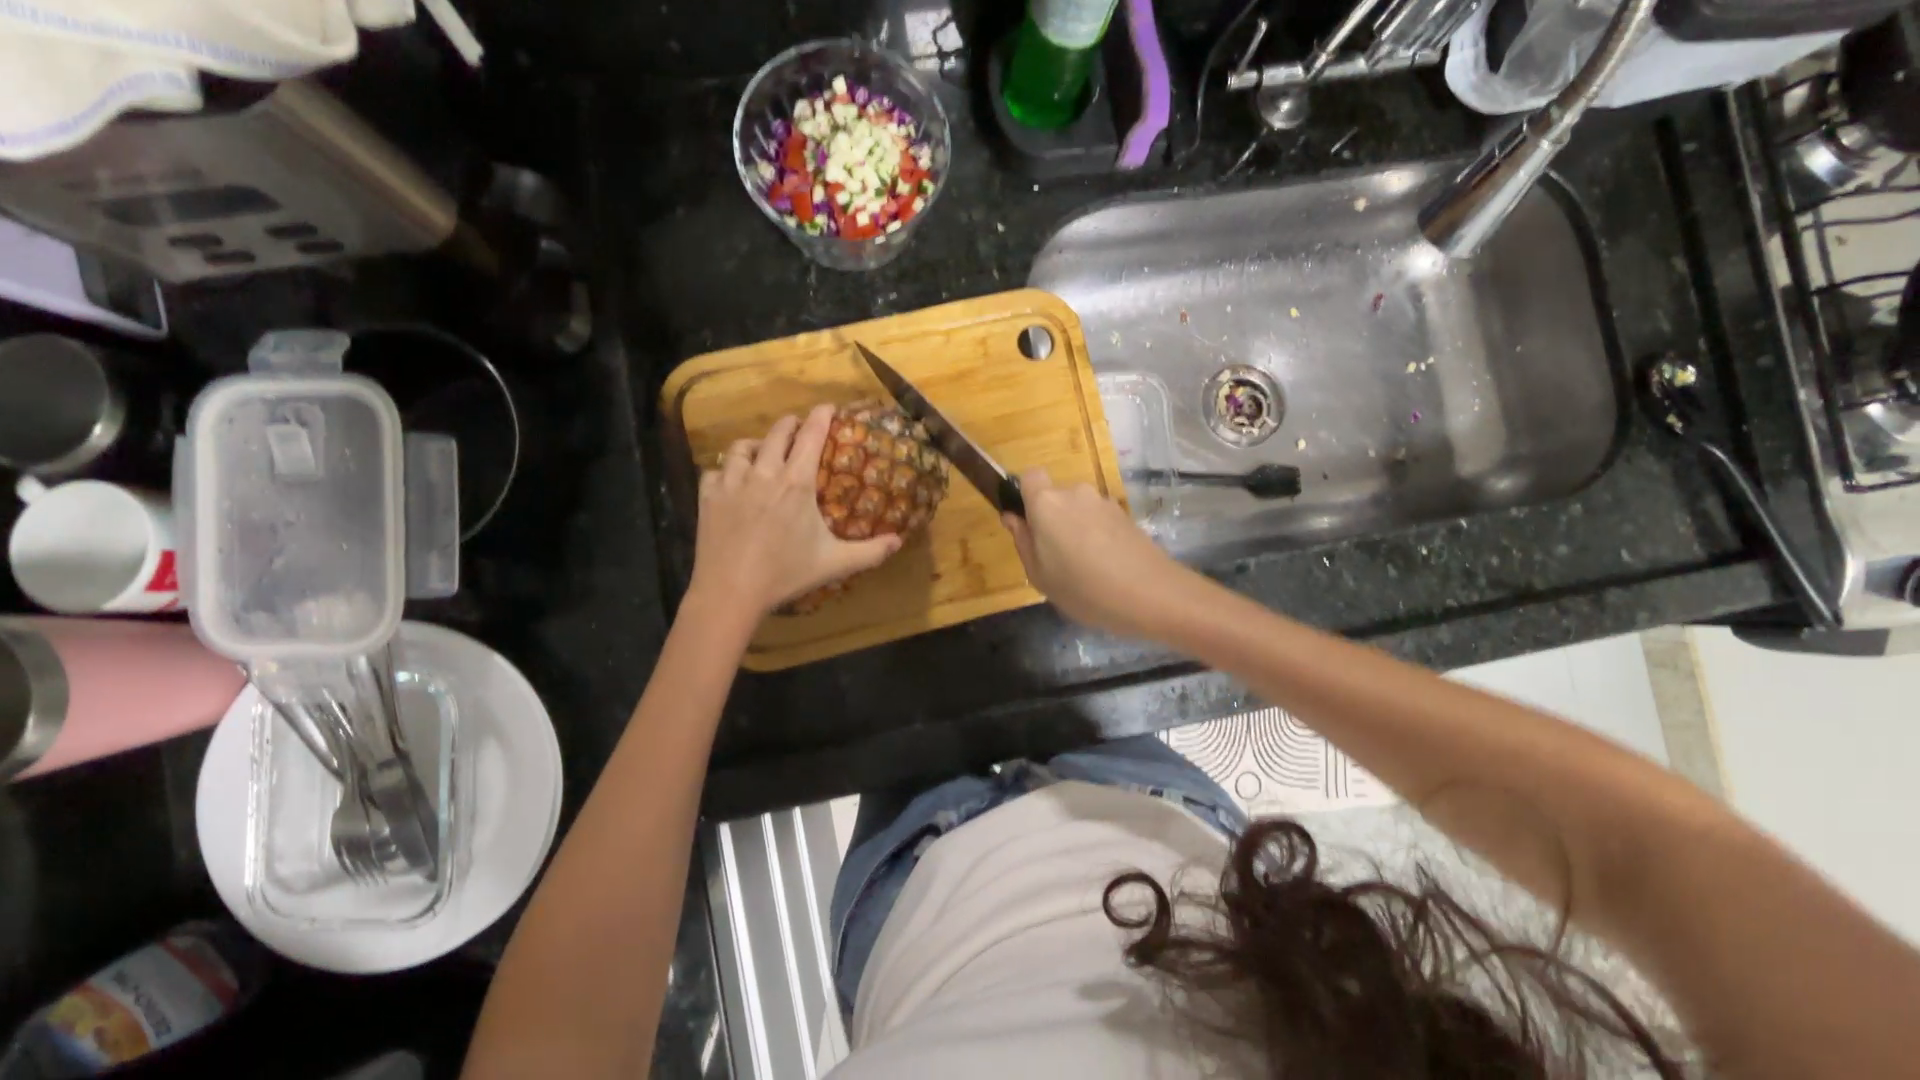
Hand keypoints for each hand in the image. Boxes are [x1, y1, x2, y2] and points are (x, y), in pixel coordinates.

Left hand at [689, 405, 901, 616]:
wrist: (731, 592)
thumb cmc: (786, 574)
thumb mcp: (835, 564)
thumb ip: (870, 551)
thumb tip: (899, 541)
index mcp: (796, 482)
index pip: (812, 435)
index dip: (821, 416)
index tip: (828, 408)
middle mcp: (764, 472)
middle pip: (778, 432)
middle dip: (791, 424)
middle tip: (799, 428)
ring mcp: (732, 482)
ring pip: (743, 447)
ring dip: (757, 444)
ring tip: (763, 452)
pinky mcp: (708, 496)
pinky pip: (717, 471)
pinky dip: (727, 470)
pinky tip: (733, 480)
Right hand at [1001, 468, 1195, 639]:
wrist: (1151, 594)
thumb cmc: (1083, 588)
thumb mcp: (1040, 575)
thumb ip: (1023, 541)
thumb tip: (1012, 517)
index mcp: (1047, 503)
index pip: (1030, 477)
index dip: (1026, 496)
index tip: (1027, 524)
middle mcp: (1075, 493)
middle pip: (1056, 497)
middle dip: (1052, 520)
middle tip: (1055, 558)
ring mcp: (1104, 503)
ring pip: (1079, 510)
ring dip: (1077, 530)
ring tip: (1084, 568)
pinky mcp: (1126, 516)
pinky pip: (1100, 521)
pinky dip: (1098, 537)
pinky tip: (1106, 567)